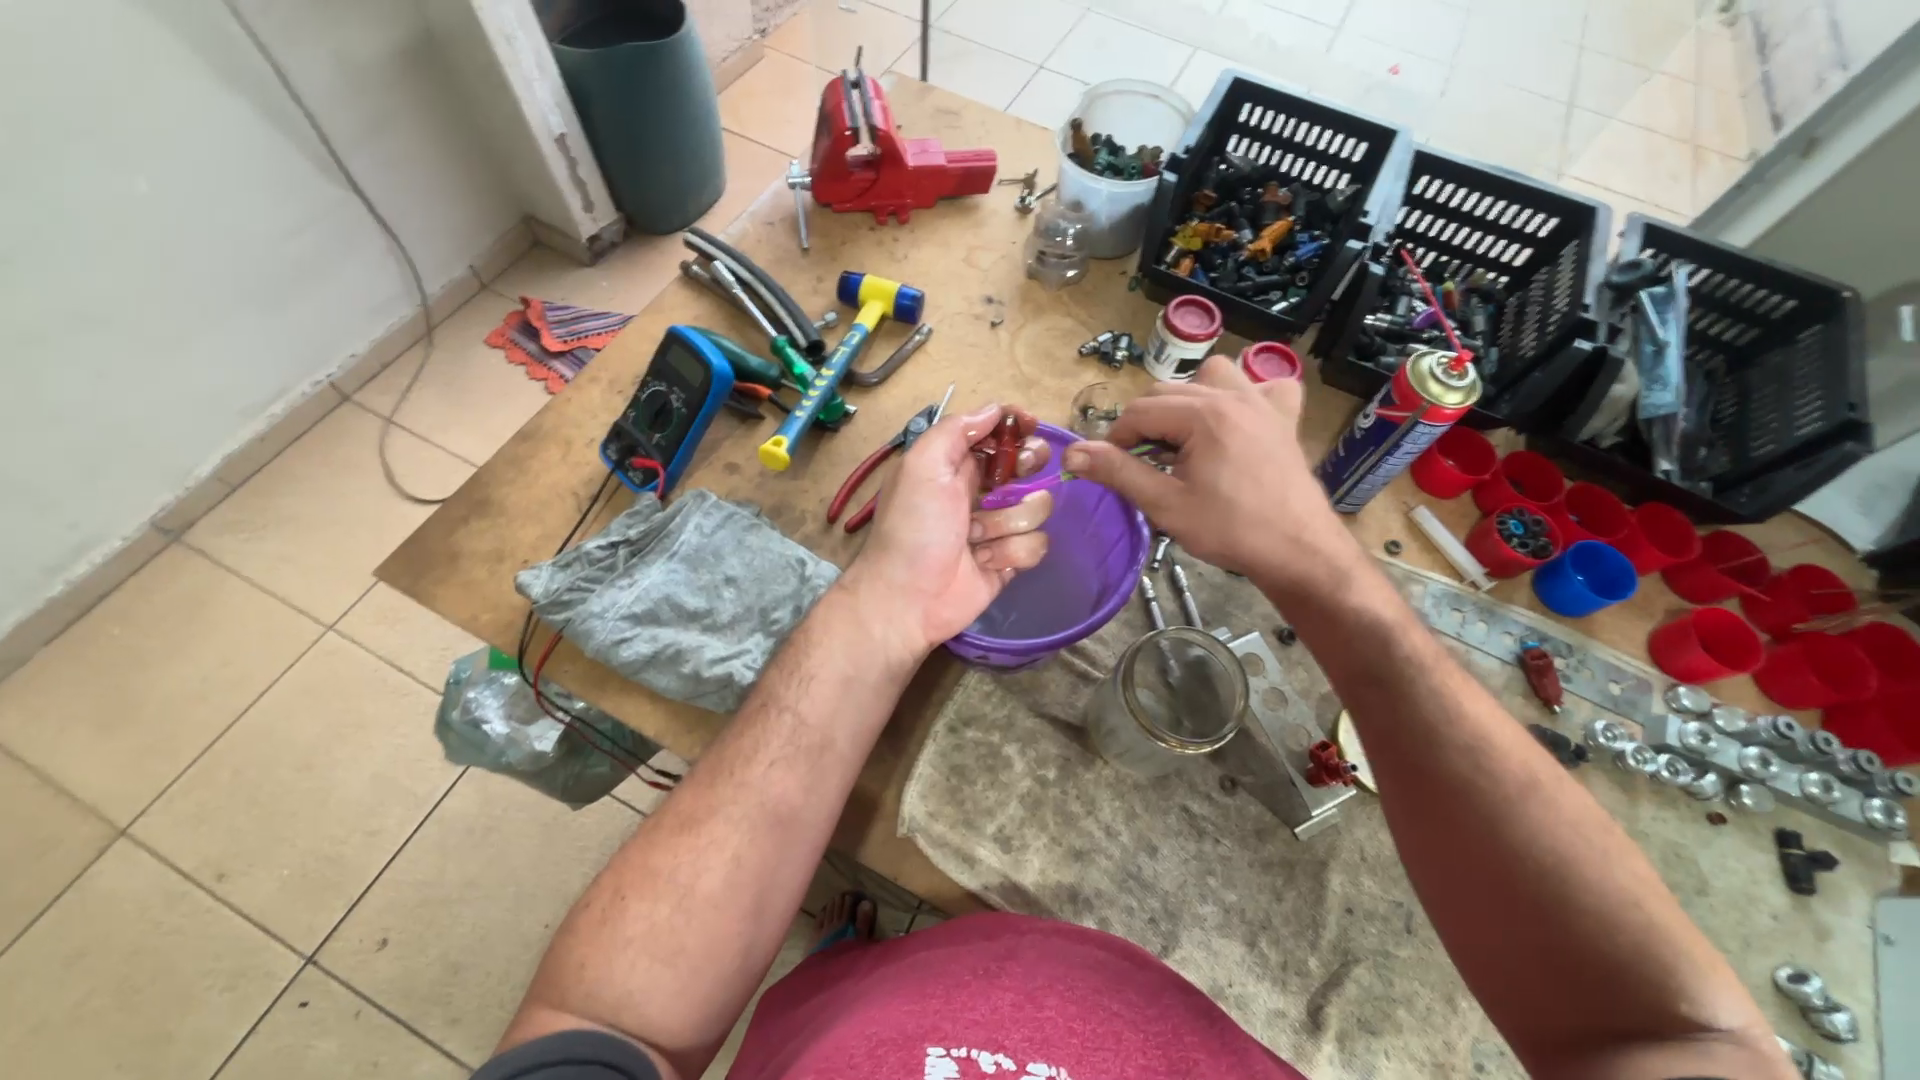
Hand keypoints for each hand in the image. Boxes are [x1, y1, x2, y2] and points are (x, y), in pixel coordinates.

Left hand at [838, 403, 1053, 655]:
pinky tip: (985, 562)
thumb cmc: (913, 527)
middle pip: (1028, 464)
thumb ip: (956, 430)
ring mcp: (998, 527)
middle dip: (1027, 467)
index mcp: (955, 464)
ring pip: (1037, 507)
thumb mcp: (922, 466)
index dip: (1016, 427)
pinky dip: (1010, 552)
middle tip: (1013, 476)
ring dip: (1006, 522)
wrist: (908, 597)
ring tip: (975, 538)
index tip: (1028, 426)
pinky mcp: (1010, 560)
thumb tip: (996, 409)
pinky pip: (1036, 544)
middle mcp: (980, 491)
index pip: (996, 433)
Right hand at [1059, 355, 1360, 599]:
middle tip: (1145, 464)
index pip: (1140, 411)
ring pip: (1212, 375)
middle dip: (1147, 423)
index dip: (1118, 440)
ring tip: (1186, 438)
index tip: (1115, 469)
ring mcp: (1264, 402)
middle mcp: (1233, 395)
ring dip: (1191, 399)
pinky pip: (1263, 386)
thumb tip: (1072, 454)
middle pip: (1169, 391)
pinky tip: (1237, 423)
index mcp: (1203, 415)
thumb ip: (1118, 473)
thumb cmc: (1230, 530)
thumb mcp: (1165, 505)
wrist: (1298, 551)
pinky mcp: (1285, 418)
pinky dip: (1246, 395)